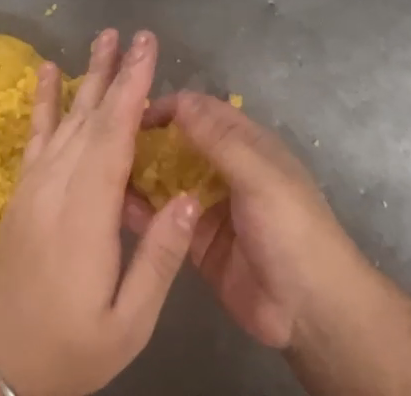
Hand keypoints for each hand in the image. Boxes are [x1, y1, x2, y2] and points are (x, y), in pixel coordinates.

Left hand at [0, 29, 202, 395]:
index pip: (114, 135)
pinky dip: (44, 103)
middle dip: (115, 72)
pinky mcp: (21, 195)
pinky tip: (48, 75)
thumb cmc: (71, 349)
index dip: (133, 87)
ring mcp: (33, 189)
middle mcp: (56, 189)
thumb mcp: (128, 321)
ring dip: (86, 78)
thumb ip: (159, 257)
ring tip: (101, 40)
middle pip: (90, 117)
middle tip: (134, 33)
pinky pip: (35, 138)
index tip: (148, 48)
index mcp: (86, 214)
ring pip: (64, 120)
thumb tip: (190, 197)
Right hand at [124, 92, 362, 348]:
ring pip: (169, 181)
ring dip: (141, 175)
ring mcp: (211, 208)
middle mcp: (227, 170)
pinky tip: (111, 208)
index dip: (170, 108)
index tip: (130, 113)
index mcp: (249, 146)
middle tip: (103, 144)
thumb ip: (219, 141)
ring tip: (99, 174)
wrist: (311, 310)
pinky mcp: (198, 243)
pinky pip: (166, 220)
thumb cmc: (292, 231)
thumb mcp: (259, 177)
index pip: (203, 112)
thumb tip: (180, 101)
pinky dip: (142, 212)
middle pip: (181, 144)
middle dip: (149, 140)